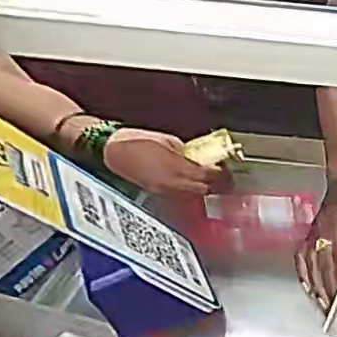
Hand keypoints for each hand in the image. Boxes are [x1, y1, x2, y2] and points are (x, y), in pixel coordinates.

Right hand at [102, 129, 232, 196]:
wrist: (110, 151)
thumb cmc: (135, 140)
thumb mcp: (167, 141)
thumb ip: (186, 151)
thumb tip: (198, 157)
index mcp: (177, 167)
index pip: (209, 176)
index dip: (221, 174)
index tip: (226, 169)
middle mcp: (174, 183)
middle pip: (205, 190)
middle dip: (217, 185)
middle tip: (225, 178)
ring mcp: (166, 191)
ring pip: (194, 195)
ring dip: (204, 189)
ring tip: (210, 181)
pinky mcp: (158, 193)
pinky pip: (181, 195)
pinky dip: (190, 190)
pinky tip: (192, 184)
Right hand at [296, 173, 336, 306]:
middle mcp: (323, 231)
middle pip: (323, 265)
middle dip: (328, 289)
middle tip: (334, 309)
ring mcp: (313, 233)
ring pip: (310, 264)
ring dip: (315, 286)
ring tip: (321, 305)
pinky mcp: (309, 234)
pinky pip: (302, 256)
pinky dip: (303, 273)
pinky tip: (307, 287)